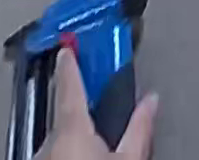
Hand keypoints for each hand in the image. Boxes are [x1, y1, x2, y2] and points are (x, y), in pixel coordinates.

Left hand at [38, 49, 158, 159]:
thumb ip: (139, 127)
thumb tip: (150, 102)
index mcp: (72, 130)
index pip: (69, 85)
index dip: (69, 64)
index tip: (66, 49)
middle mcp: (47, 146)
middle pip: (64, 118)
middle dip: (80, 116)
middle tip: (96, 116)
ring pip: (55, 142)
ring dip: (71, 141)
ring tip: (92, 148)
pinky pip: (50, 157)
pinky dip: (63, 155)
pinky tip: (79, 159)